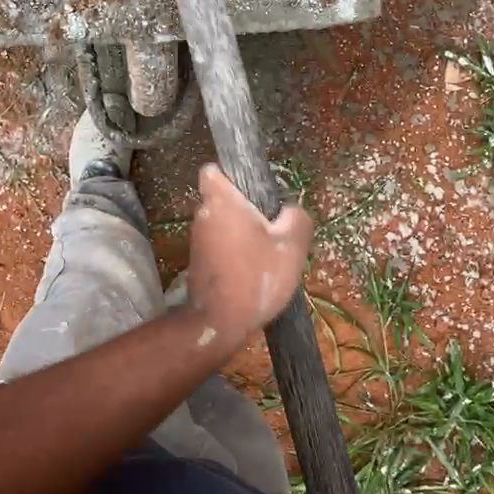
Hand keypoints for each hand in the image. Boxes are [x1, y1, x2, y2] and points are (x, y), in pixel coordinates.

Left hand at [185, 164, 312, 349]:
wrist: (219, 324)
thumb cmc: (256, 277)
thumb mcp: (292, 246)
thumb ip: (296, 218)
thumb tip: (290, 210)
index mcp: (220, 201)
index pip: (213, 170)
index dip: (230, 174)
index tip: (252, 190)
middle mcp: (203, 214)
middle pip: (225, 199)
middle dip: (246, 209)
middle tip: (272, 228)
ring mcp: (197, 239)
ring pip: (223, 223)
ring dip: (242, 233)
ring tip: (266, 255)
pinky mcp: (197, 260)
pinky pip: (220, 244)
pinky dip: (234, 252)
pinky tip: (253, 271)